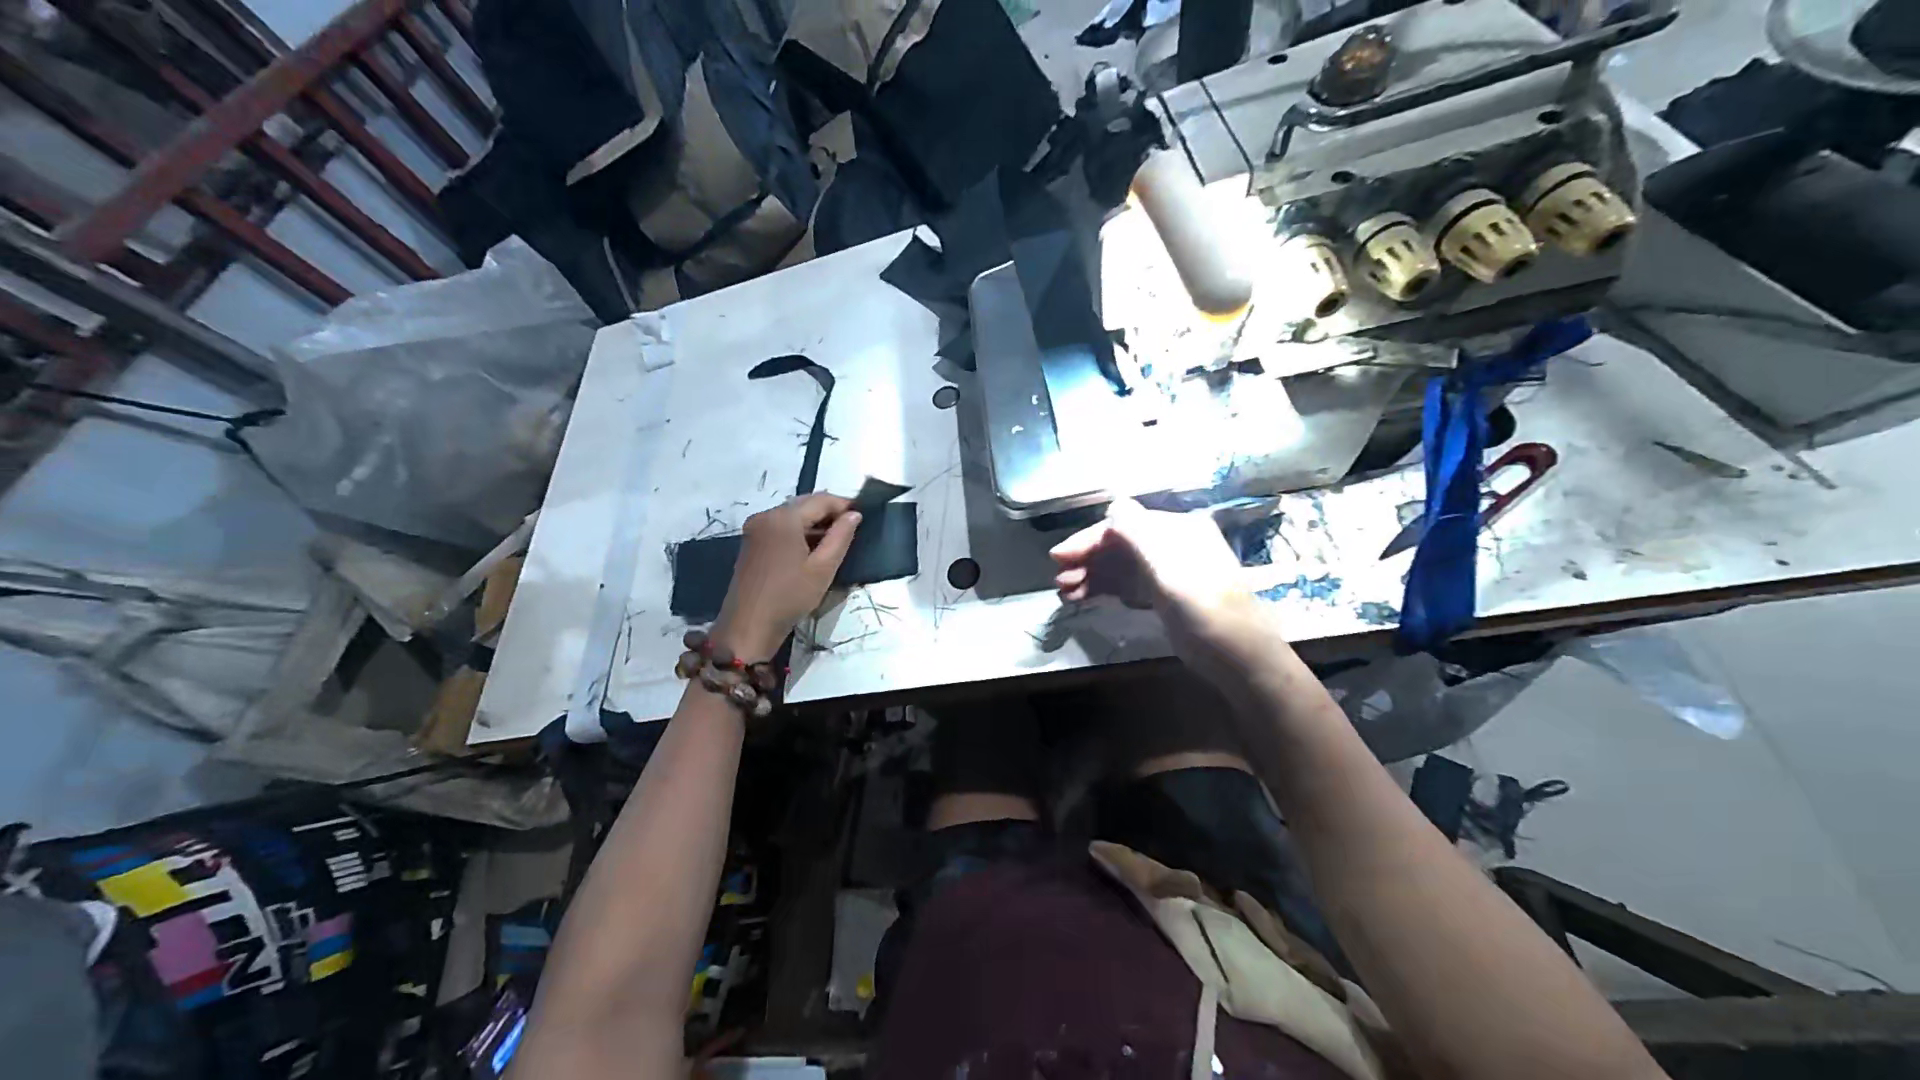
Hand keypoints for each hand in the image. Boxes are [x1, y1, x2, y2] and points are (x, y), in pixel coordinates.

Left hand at [714, 494, 860, 659]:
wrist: (749, 625)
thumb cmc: (789, 597)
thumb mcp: (823, 568)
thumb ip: (841, 537)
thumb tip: (854, 515)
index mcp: (783, 517)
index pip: (821, 499)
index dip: (844, 505)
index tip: (863, 516)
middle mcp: (765, 515)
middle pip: (804, 504)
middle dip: (829, 512)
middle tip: (851, 528)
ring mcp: (755, 528)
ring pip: (792, 515)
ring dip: (814, 523)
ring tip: (835, 541)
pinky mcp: (751, 542)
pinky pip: (780, 526)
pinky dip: (798, 531)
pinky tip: (811, 549)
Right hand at [1049, 497, 1284, 676]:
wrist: (1239, 657)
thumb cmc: (1205, 610)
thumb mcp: (1170, 569)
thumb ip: (1139, 534)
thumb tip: (1114, 505)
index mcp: (1176, 529)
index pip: (1122, 525)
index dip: (1089, 539)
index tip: (1058, 558)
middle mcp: (1170, 543)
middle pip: (1118, 545)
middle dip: (1086, 560)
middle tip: (1060, 582)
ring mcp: (1167, 570)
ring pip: (1119, 566)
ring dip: (1090, 576)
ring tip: (1066, 594)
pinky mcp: (1163, 594)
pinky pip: (1126, 584)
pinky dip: (1104, 589)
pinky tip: (1082, 598)